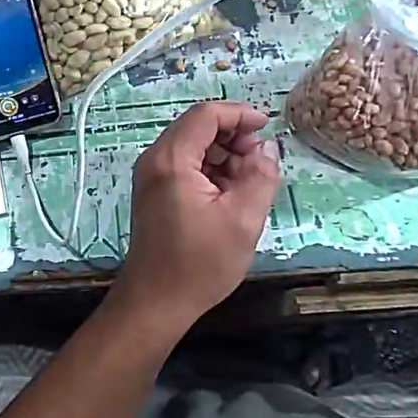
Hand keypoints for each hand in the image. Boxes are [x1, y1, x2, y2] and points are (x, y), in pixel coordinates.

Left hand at [116, 102, 281, 328]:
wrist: (155, 302)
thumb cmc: (199, 263)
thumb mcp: (243, 220)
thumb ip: (260, 176)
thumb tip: (266, 149)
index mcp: (171, 160)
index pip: (206, 115)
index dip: (240, 115)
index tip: (267, 127)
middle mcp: (154, 160)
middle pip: (197, 127)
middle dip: (233, 138)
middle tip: (260, 164)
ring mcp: (150, 176)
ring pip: (193, 147)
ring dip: (224, 156)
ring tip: (248, 185)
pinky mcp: (153, 192)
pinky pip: (185, 166)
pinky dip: (210, 171)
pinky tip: (229, 196)